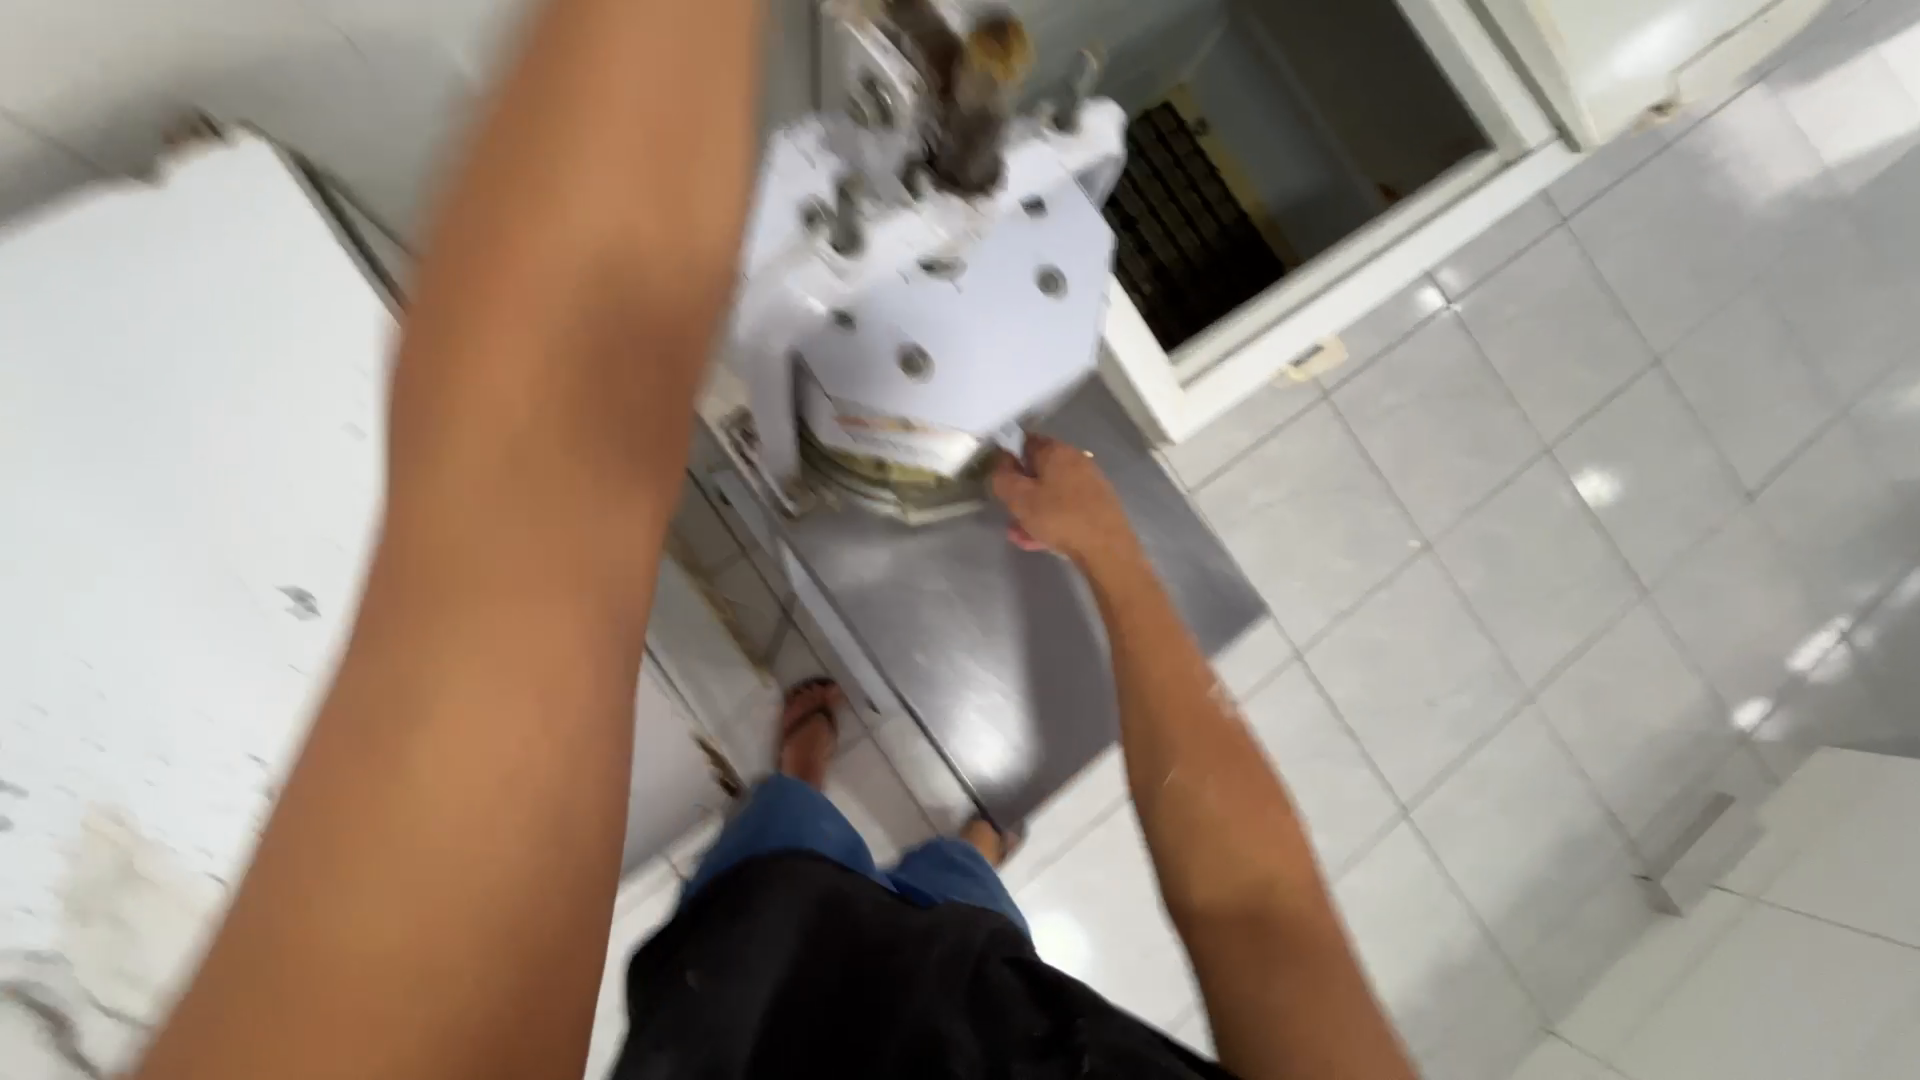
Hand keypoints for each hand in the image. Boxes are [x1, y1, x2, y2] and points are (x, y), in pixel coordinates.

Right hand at [989, 435, 1136, 566]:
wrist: (1107, 547)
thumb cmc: (1059, 517)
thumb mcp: (1019, 498)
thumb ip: (1002, 478)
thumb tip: (1001, 463)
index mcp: (1056, 451)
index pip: (1024, 441)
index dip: (1007, 457)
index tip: (998, 478)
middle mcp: (1076, 460)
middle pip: (1038, 470)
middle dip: (1020, 491)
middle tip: (1009, 511)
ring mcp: (1089, 483)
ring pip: (1051, 493)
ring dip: (1032, 511)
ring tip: (1019, 534)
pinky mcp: (1098, 505)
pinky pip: (1065, 508)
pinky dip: (1050, 520)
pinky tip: (1038, 541)